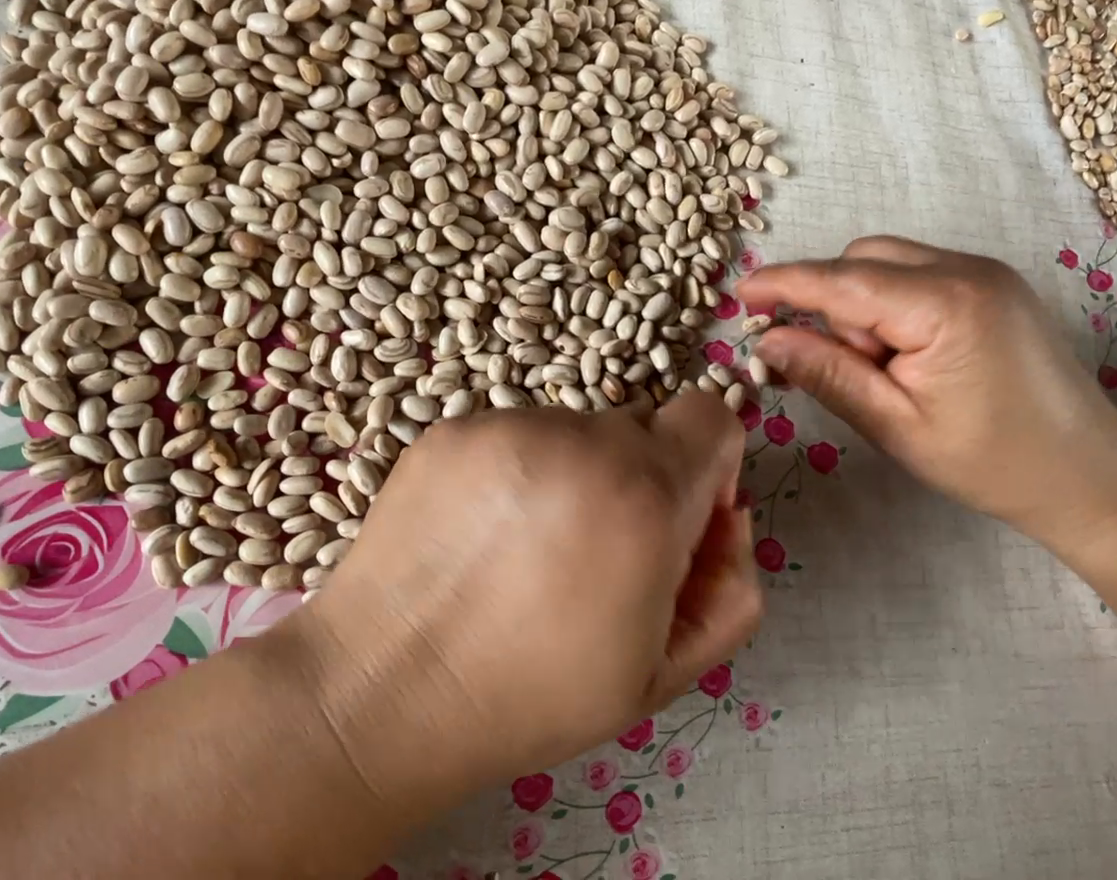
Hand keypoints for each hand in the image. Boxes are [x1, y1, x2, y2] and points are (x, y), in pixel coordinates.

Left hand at [288, 393, 761, 807]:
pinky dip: (516, 474)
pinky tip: (481, 537)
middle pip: (643, 432)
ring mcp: (511, 427)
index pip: (714, 419)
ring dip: (574, 478)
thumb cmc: (533, 696)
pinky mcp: (455, 429)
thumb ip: (732, 590)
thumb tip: (727, 519)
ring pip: (577, 433)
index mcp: (648, 497)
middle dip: (637, 483)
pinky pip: (516, 435)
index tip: (677, 520)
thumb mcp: (663, 673)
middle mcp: (584, 440)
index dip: (709, 467)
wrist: (384, 692)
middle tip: (592, 555)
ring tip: (524, 552)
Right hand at [737, 236, 1116, 537]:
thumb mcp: (896, 425)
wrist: (1087, 471)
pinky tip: (903, 356)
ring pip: (887, 264)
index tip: (741, 294)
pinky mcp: (991, 284)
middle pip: (863, 259)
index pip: (843, 280)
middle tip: (836, 367)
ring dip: (861, 307)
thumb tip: (767, 339)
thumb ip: (828, 374)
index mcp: (945, 305)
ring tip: (880, 371)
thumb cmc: (991, 461)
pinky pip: (916, 275)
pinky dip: (890, 306)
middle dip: (831, 304)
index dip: (786, 284)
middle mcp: (966, 269)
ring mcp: (984, 271)